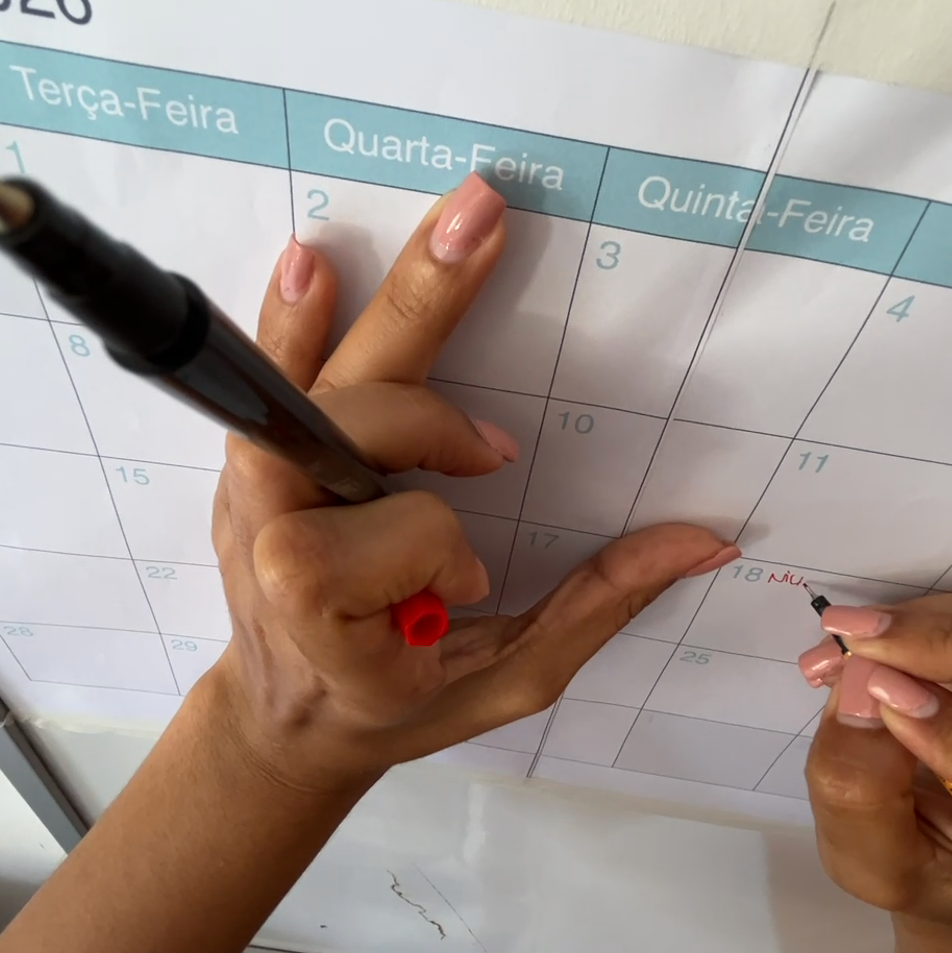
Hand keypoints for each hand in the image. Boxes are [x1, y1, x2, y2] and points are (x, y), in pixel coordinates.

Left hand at [207, 173, 734, 794]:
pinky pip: (262, 390)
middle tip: (497, 269)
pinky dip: (291, 327)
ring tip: (457, 235)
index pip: (385, 548)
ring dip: (393, 325)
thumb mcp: (504, 684)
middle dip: (424, 395)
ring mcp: (248, 504)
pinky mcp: (247, 470)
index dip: (434, 544)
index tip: (466, 577)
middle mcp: (272, 557)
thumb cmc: (396, 708)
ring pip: (308, 401)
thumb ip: (596, 609)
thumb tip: (705, 541)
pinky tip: (313, 263)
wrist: (286, 717)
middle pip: (341, 443)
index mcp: (334, 636)